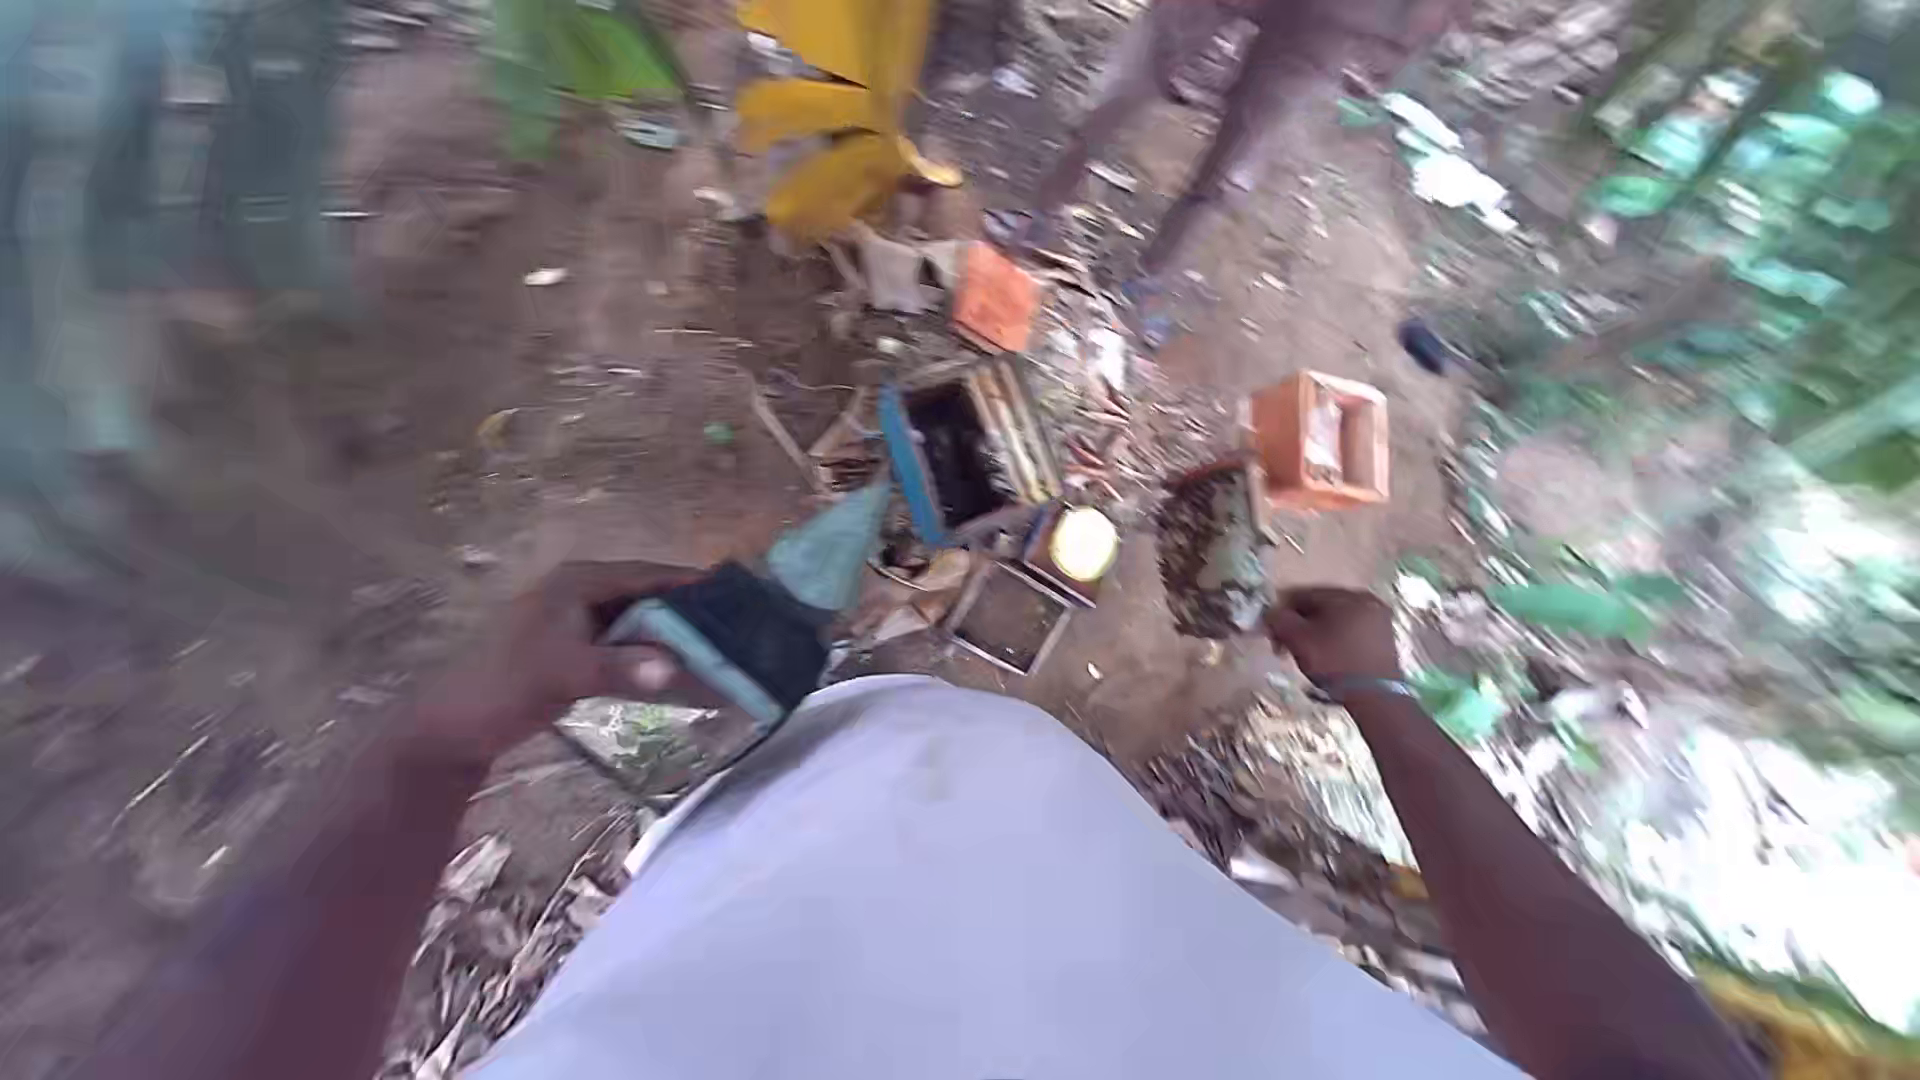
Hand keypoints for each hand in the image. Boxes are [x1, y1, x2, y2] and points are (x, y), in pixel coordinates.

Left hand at [411, 561, 712, 766]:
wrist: (448, 730)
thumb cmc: (500, 687)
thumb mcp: (561, 673)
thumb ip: (618, 668)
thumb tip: (673, 668)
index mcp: (578, 582)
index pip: (647, 573)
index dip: (689, 581)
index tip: (733, 592)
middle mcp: (584, 593)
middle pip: (649, 595)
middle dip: (688, 609)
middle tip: (733, 625)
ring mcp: (582, 621)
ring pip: (642, 620)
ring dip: (674, 634)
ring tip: (717, 645)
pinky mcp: (581, 648)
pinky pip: (630, 643)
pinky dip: (654, 653)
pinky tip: (681, 667)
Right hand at [1264, 587, 1401, 686]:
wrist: (1376, 697)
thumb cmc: (1334, 662)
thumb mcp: (1297, 639)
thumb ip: (1278, 619)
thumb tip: (1271, 613)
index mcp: (1347, 595)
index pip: (1302, 595)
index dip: (1281, 612)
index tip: (1272, 633)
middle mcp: (1366, 600)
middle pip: (1318, 606)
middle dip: (1298, 623)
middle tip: (1284, 645)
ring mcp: (1378, 619)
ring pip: (1334, 618)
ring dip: (1314, 631)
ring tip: (1303, 652)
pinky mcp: (1384, 637)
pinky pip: (1348, 629)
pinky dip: (1332, 637)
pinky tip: (1325, 654)